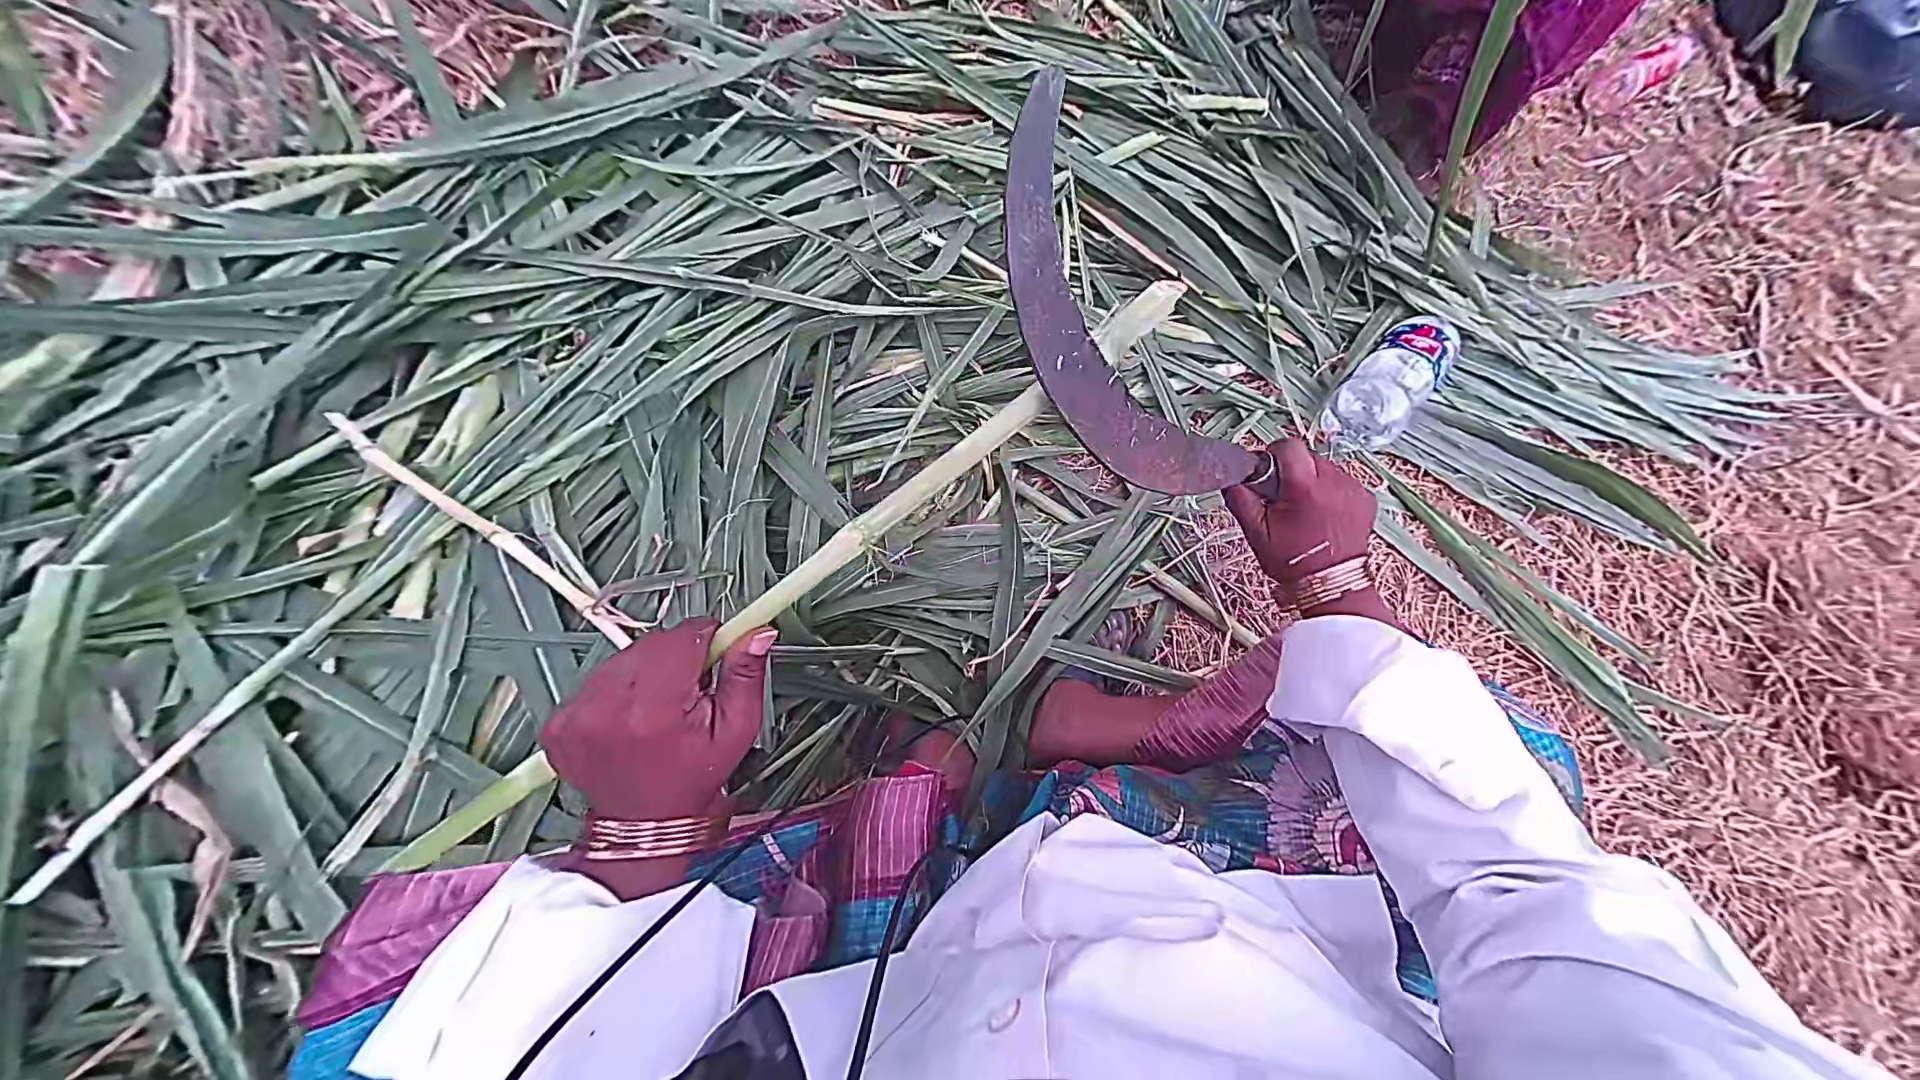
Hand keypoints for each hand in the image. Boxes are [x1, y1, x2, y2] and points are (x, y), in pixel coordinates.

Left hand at [543, 618, 775, 820]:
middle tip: (689, 689)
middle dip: (677, 656)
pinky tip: (631, 715)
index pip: (684, 636)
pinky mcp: (559, 720)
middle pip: (654, 642)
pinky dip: (619, 687)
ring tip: (659, 705)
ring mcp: (576, 714)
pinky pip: (599, 676)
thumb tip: (757, 634)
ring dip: (647, 670)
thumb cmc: (693, 776)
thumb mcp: (737, 728)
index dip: (706, 640)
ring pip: (625, 655)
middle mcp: (607, 708)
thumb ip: (746, 675)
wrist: (643, 822)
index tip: (714, 656)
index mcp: (654, 711)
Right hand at [1223, 438, 1376, 585]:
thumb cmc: (1293, 562)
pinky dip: (1329, 492)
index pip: (1288, 446)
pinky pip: (1342, 482)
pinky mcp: (1365, 499)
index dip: (1272, 454)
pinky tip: (1320, 514)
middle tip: (1280, 497)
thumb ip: (1240, 499)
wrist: (1331, 584)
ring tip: (1302, 509)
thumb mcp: (1256, 532)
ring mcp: (1354, 490)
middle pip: (1306, 457)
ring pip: (1324, 468)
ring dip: (1310, 481)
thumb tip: (1231, 479)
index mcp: (1305, 488)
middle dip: (1290, 471)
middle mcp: (1335, 483)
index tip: (1265, 472)